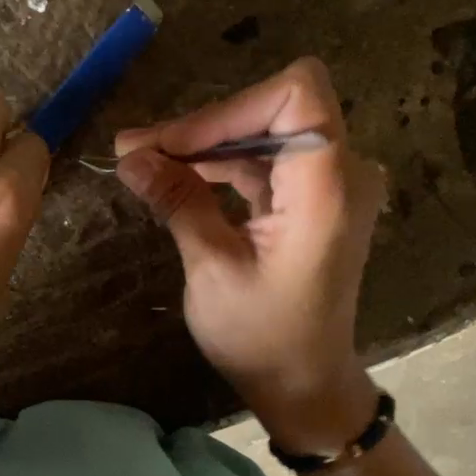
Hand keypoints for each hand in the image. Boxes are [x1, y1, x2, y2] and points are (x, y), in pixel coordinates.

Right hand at [114, 58, 386, 453]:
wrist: (300, 380)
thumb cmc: (258, 334)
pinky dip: (223, 165)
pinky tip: (178, 178)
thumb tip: (131, 158)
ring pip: (268, 132)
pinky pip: (270, 162)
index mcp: (327, 185)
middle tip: (135, 151)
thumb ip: (178, 202)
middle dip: (204, 125)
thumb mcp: (212, 267)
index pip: (291, 95)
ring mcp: (332, 184)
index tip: (163, 145)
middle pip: (276, 109)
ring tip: (144, 163)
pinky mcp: (315, 201)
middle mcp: (343, 170)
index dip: (221, 111)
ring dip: (207, 144)